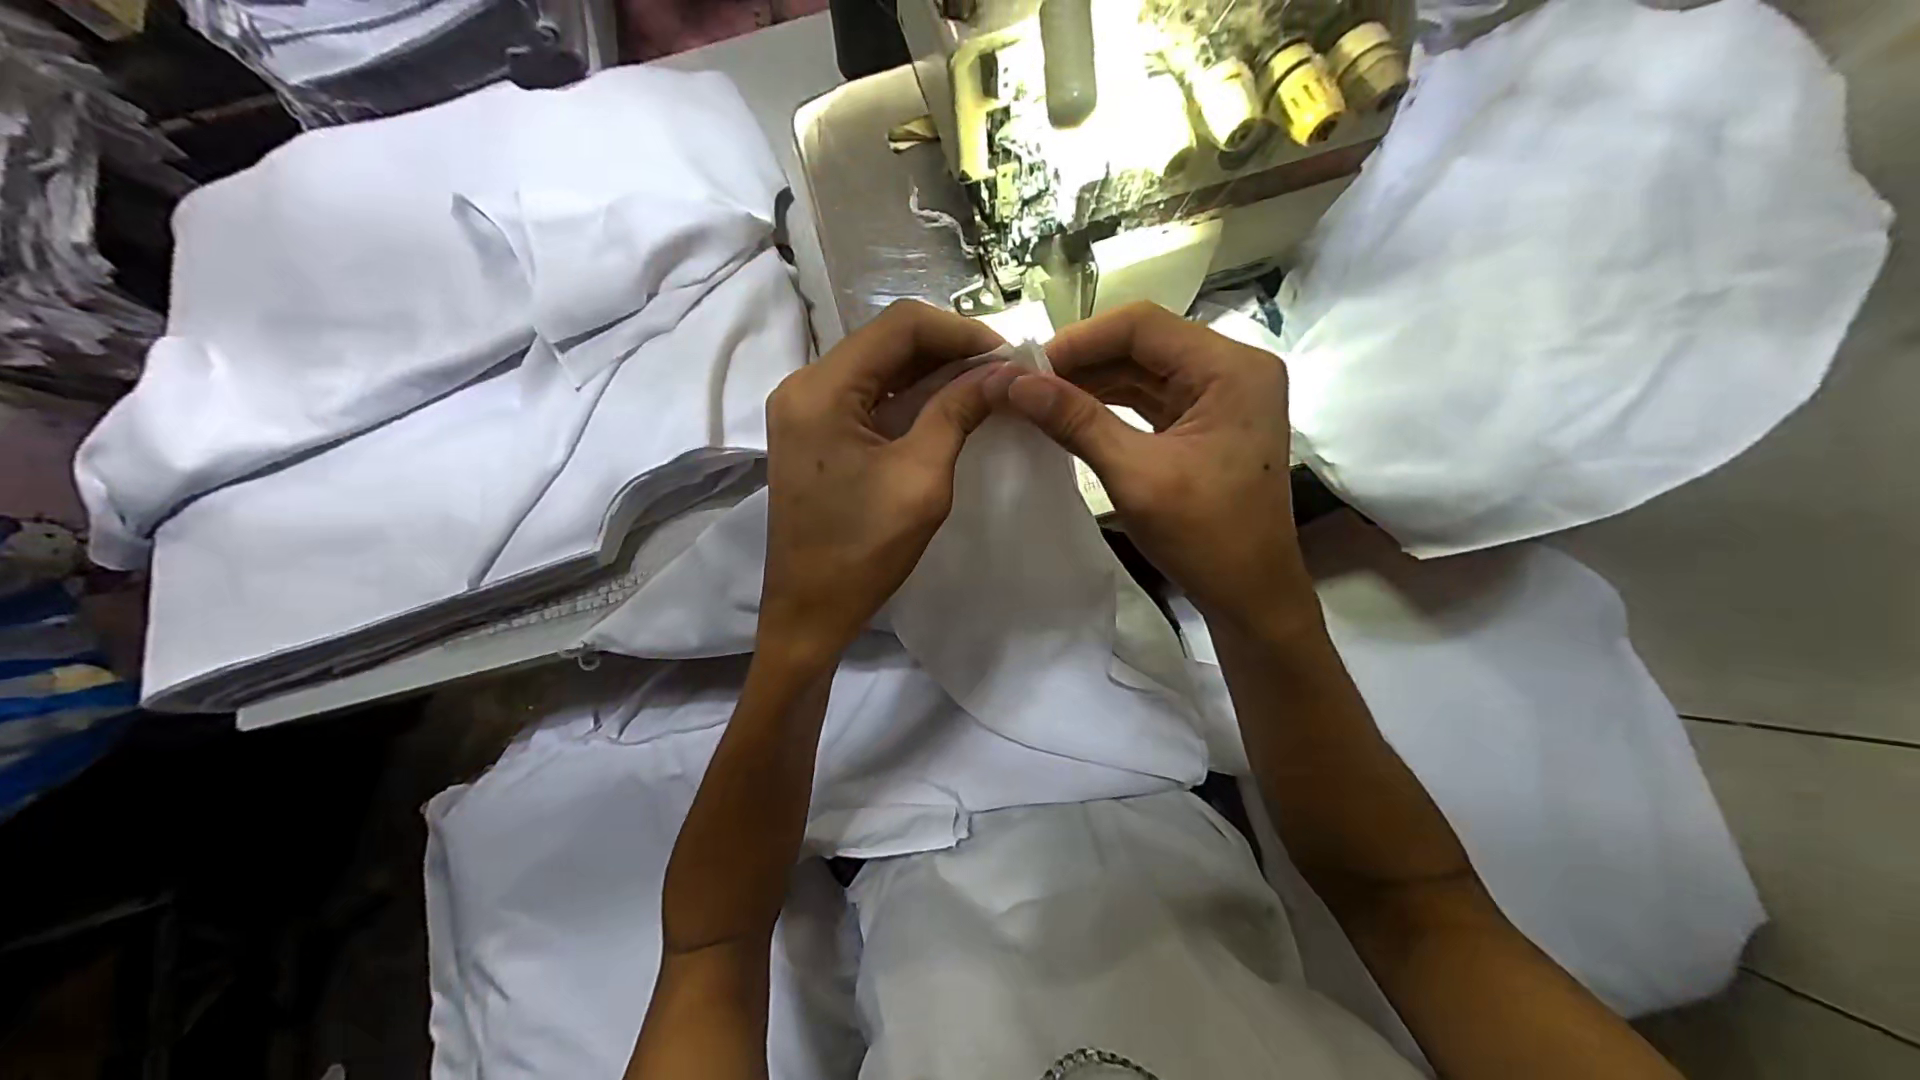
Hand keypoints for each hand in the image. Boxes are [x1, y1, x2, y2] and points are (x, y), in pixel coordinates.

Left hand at [758, 300, 1004, 667]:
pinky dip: (909, 396)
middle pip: (887, 340)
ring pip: (880, 366)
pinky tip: (948, 407)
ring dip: (932, 372)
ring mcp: (804, 407)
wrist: (809, 609)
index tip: (1007, 358)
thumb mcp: (921, 479)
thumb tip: (1003, 372)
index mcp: (822, 390)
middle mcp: (804, 384)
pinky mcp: (813, 430)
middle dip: (949, 350)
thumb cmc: (863, 551)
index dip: (960, 332)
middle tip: (1002, 374)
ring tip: (984, 389)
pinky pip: (867, 395)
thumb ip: (958, 412)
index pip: (900, 325)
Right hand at [986, 301, 1314, 636]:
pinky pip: (1151, 398)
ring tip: (1039, 397)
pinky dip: (1110, 404)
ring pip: (1144, 370)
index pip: (1143, 326)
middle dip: (1082, 362)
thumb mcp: (1135, 475)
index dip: (1080, 340)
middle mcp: (1232, 369)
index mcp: (1231, 369)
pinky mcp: (1208, 421)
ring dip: (1092, 382)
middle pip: (1143, 344)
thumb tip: (1015, 385)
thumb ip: (1076, 422)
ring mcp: (1222, 396)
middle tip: (1026, 383)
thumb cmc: (1205, 537)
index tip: (1028, 367)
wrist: (1251, 595)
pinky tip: (1071, 412)